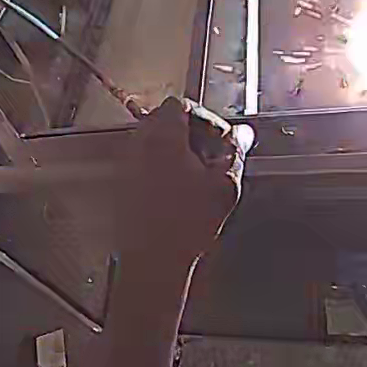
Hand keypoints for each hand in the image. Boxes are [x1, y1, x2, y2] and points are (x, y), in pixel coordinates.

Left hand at [106, 97, 247, 279]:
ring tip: (199, 175)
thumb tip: (244, 134)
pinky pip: (145, 160)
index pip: (180, 104)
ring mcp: (127, 163)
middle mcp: (140, 144)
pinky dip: (163, 165)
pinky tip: (181, 191)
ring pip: (154, 140)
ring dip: (177, 149)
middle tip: (212, 155)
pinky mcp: (123, 183)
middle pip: (165, 119)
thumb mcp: (224, 186)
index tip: (221, 139)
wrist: (152, 262)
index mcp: (163, 137)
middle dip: (192, 132)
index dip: (206, 117)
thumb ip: (235, 153)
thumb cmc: (188, 223)